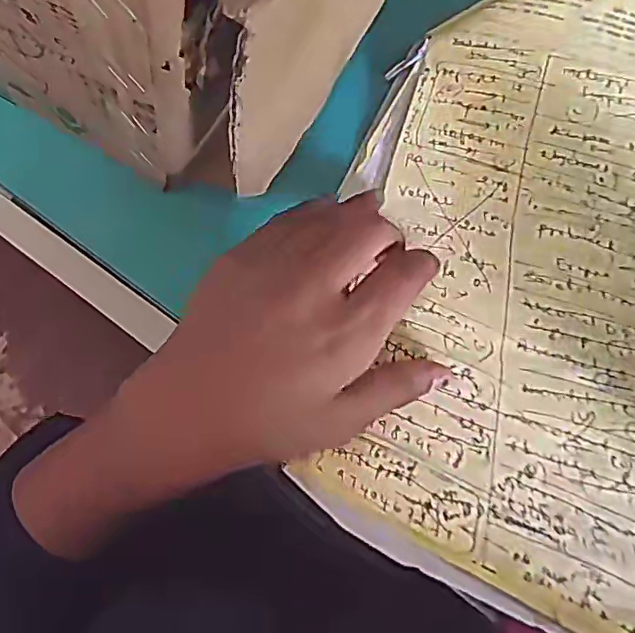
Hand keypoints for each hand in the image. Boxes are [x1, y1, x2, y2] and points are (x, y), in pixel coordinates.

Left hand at [13, 193, 445, 556]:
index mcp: (345, 333)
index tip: (422, 267)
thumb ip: (394, 389)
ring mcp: (274, 263)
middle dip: (390, 232)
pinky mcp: (243, 252)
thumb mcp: (339, 421)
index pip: (402, 277)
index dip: (422, 265)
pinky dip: (316, 213)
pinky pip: (290, 216)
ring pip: (330, 214)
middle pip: (369, 230)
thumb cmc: (269, 420)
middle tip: (390, 246)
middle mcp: (314, 287)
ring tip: (364, 222)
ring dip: (356, 213)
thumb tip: (445, 368)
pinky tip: (321, 221)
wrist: (190, 402)